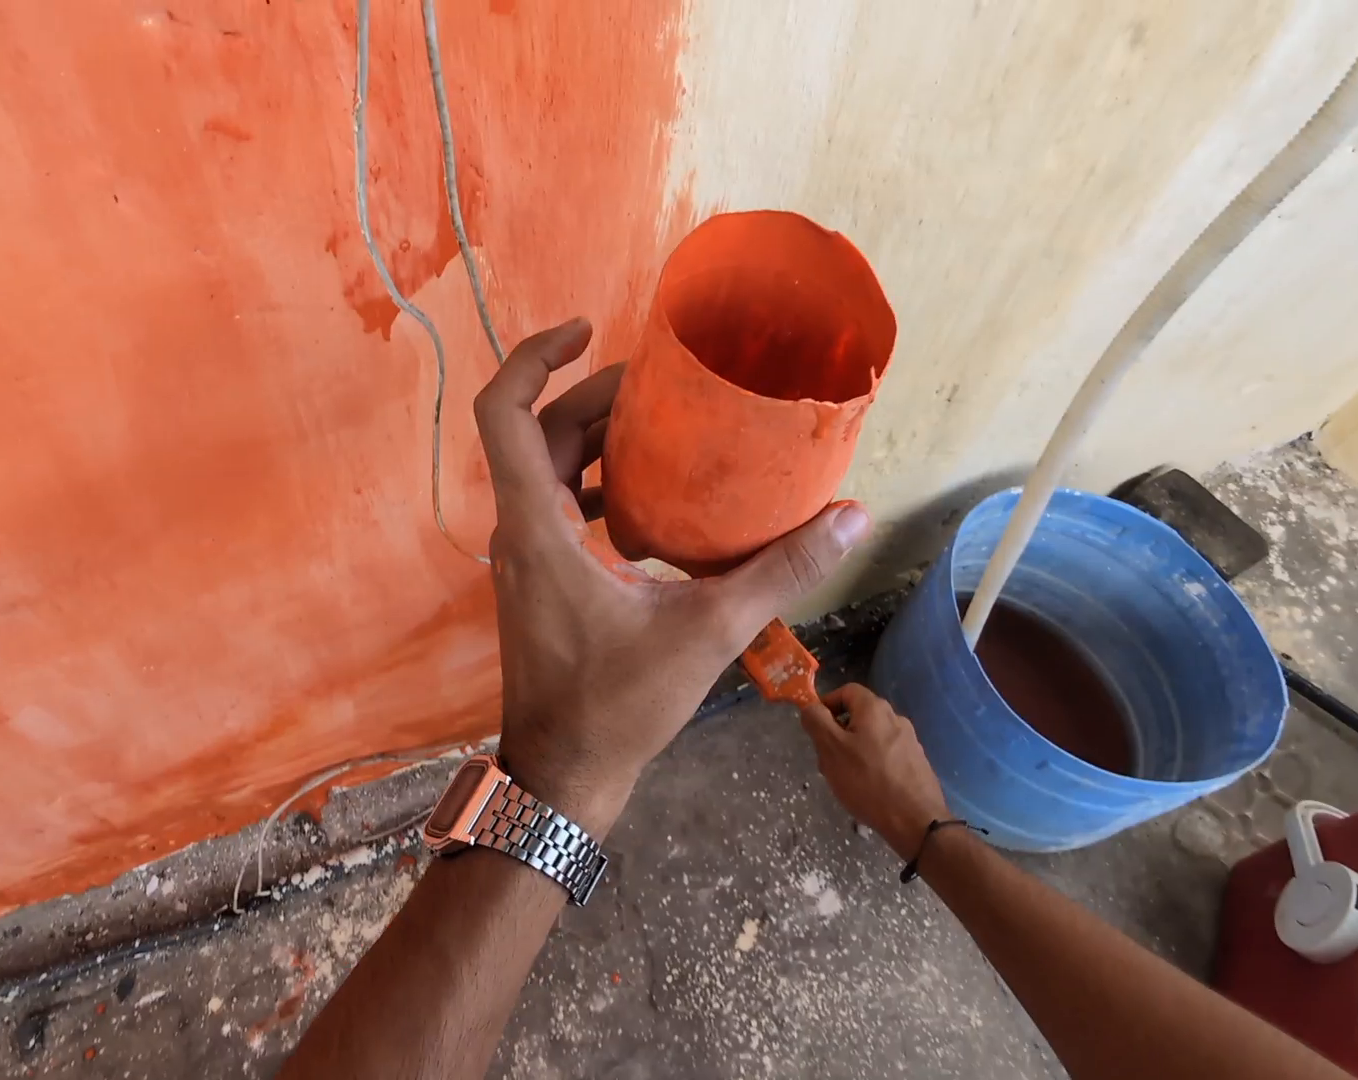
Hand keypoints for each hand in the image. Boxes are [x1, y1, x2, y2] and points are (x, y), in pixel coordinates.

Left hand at [475, 318, 871, 832]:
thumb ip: (777, 572)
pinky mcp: (539, 577)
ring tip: (663, 428)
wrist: (564, 772)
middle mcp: (519, 530)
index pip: (506, 414)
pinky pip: (557, 503)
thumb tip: (851, 517)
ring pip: (547, 468)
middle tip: (663, 385)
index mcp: (538, 527)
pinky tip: (651, 498)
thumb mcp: (707, 632)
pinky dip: (595, 482)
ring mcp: (525, 555)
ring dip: (596, 438)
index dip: (535, 357)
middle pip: (539, 432)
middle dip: (595, 396)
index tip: (586, 329)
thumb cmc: (619, 704)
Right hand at [799, 684, 950, 856]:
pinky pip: (885, 754)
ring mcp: (909, 741)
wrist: (916, 822)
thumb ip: (816, 721)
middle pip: (858, 715)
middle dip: (837, 733)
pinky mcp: (916, 762)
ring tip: (845, 778)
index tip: (816, 729)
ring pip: (870, 737)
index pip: (845, 691)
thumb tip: (810, 706)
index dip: (826, 704)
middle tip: (827, 759)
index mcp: (874, 709)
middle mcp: (895, 718)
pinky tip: (867, 788)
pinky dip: (872, 764)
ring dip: (853, 751)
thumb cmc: (867, 781)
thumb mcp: (831, 748)